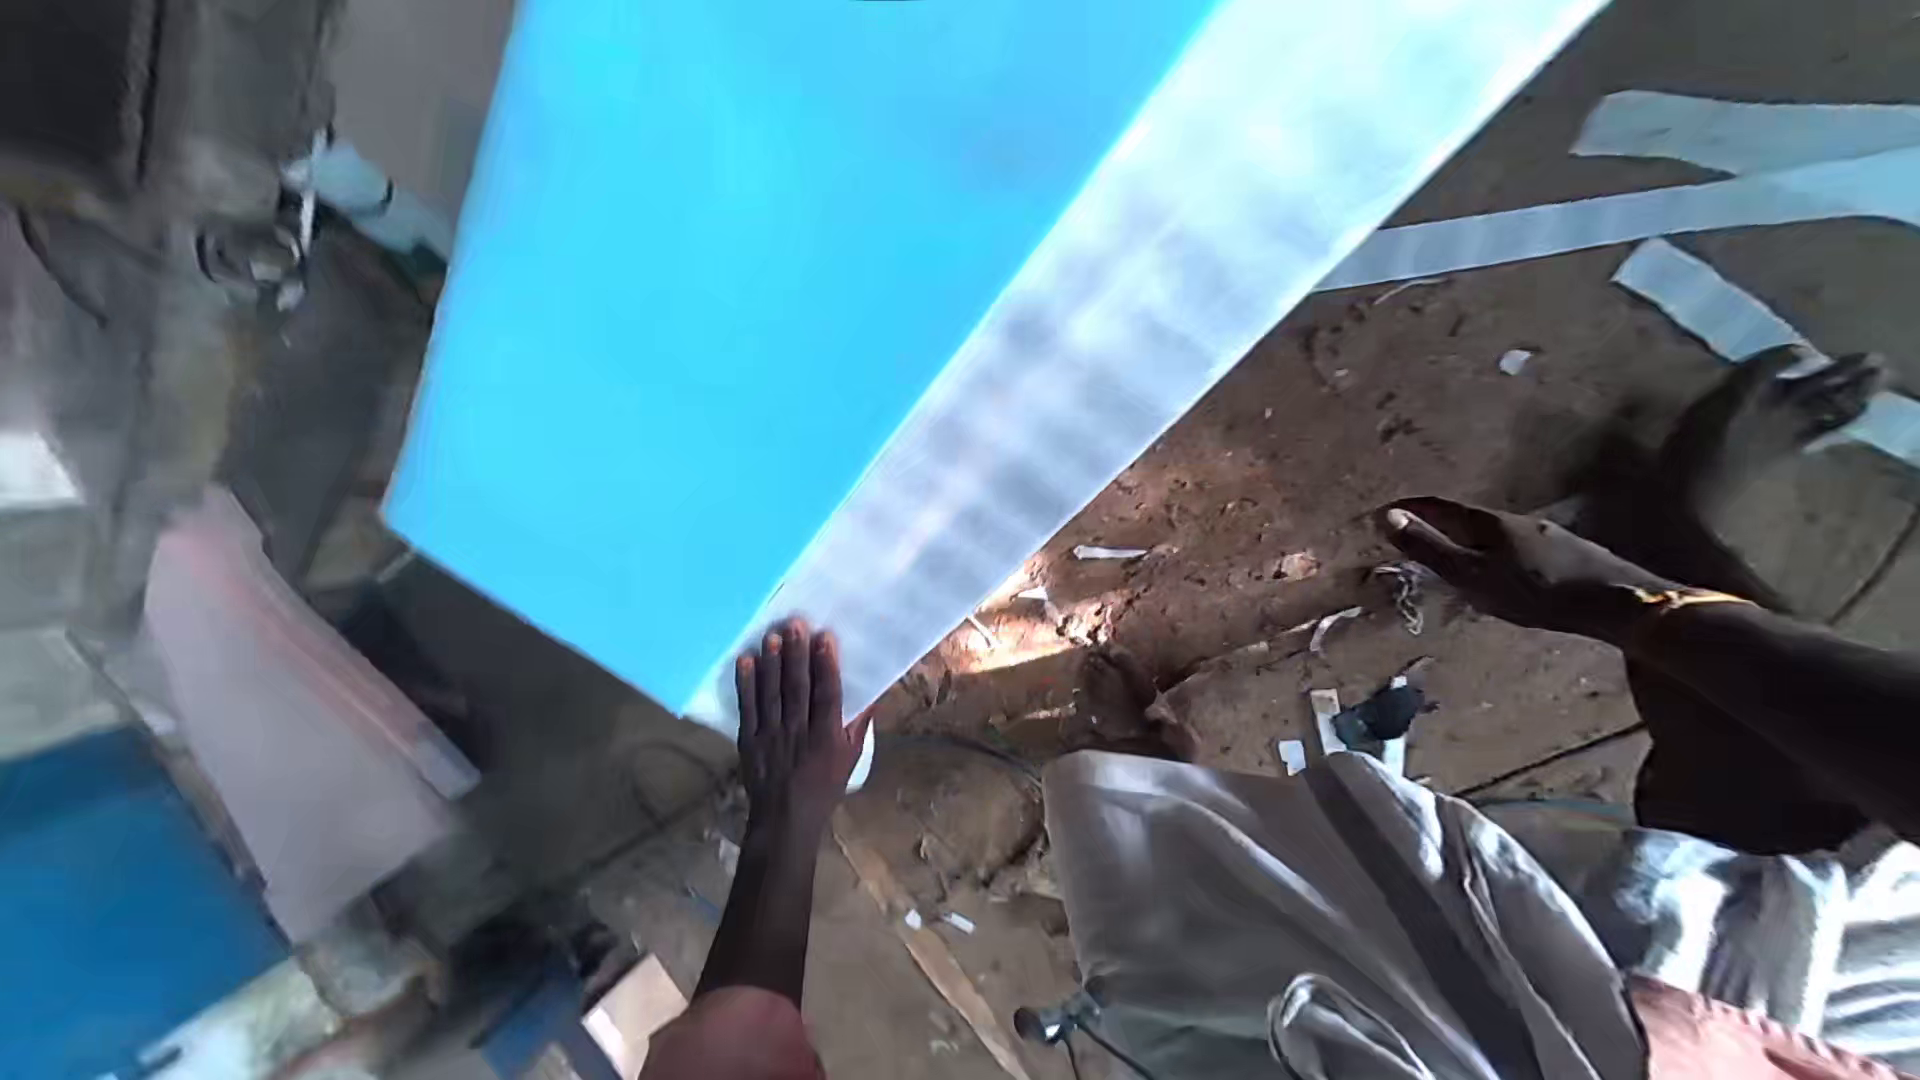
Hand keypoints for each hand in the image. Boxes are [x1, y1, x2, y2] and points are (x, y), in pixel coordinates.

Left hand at [734, 618, 870, 827]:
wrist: (785, 818)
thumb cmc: (825, 784)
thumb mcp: (851, 756)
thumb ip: (860, 722)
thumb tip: (874, 691)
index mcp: (826, 737)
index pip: (827, 695)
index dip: (826, 665)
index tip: (824, 638)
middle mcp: (798, 732)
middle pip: (797, 688)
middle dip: (796, 654)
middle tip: (795, 624)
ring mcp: (770, 735)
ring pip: (772, 693)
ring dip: (772, 662)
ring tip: (772, 635)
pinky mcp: (749, 739)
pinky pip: (747, 707)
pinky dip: (746, 684)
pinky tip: (746, 660)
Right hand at [1380, 497, 1678, 645]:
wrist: (1622, 604)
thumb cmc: (1534, 589)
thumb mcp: (1469, 573)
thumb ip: (1427, 547)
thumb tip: (1387, 516)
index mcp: (1487, 522)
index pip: (1437, 506)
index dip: (1408, 508)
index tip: (1382, 513)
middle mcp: (1514, 521)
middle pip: (1464, 518)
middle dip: (1434, 525)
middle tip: (1411, 537)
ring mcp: (1543, 536)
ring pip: (1490, 534)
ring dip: (1463, 540)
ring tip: (1450, 558)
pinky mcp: (1565, 554)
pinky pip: (1512, 548)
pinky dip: (1489, 553)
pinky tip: (1496, 572)